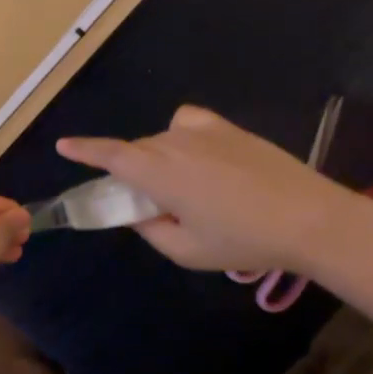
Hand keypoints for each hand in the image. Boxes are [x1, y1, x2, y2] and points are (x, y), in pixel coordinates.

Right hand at [56, 104, 356, 275]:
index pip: (110, 156)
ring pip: (161, 140)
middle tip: (145, 205)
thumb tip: (139, 213)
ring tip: (184, 190)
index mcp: (159, 173)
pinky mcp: (230, 129)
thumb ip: (151, 230)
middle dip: (130, 172)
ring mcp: (204, 132)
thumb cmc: (244, 241)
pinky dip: (180, 135)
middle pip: (136, 151)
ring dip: (158, 160)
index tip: (63, 145)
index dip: (84, 150)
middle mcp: (174, 144)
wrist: (310, 218)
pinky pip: (188, 123)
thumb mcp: (187, 250)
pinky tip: (198, 156)